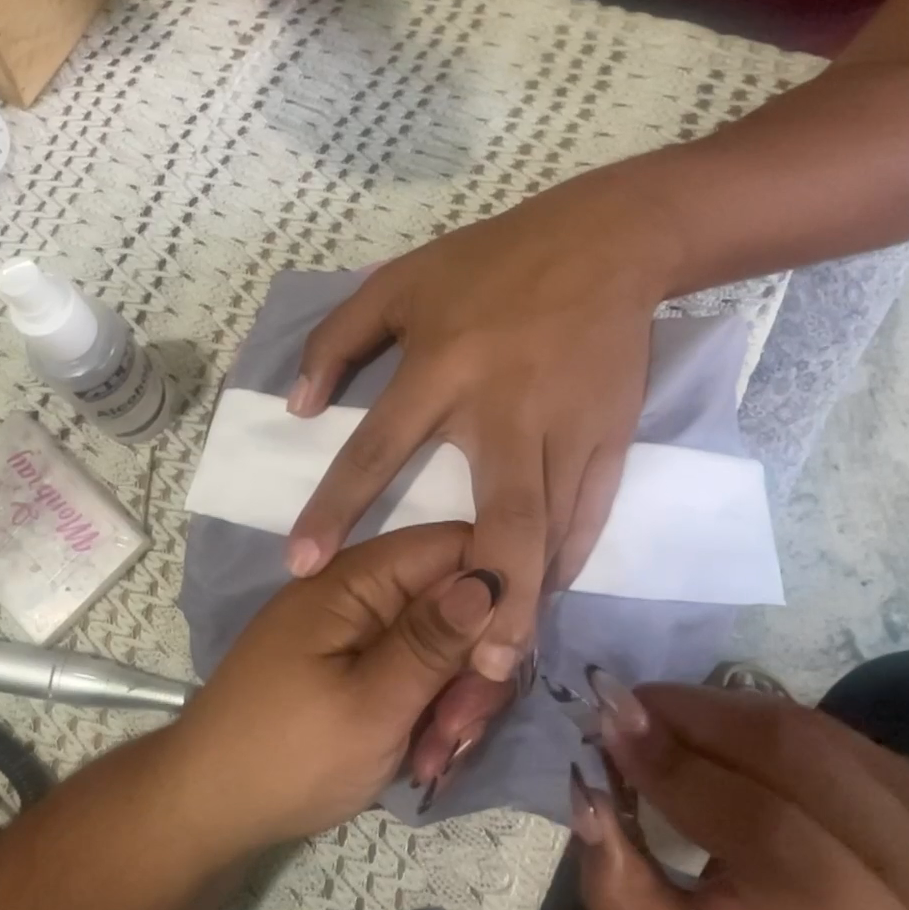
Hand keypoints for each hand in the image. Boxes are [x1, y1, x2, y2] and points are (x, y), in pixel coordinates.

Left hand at [168, 523, 500, 847]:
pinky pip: (411, 675)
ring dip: (450, 703)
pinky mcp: (352, 669)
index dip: (496, 592)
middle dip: (470, 669)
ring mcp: (353, 634)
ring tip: (433, 758)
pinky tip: (421, 759)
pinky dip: (425, 715)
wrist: (210, 806)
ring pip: (438, 648)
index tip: (502, 662)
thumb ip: (432, 641)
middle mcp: (355, 595)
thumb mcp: (372, 703)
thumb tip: (491, 576)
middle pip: (451, 603)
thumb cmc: (289, 755)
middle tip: (458, 732)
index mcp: (353, 580)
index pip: (451, 545)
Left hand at [284, 170, 677, 779]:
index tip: (299, 563)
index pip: (376, 452)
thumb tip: (297, 407)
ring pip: (553, 534)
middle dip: (484, 599)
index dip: (335, 508)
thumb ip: (336, 342)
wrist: (608, 240)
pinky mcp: (612, 440)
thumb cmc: (487, 264)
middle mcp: (503, 414)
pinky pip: (590, 515)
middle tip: (464, 668)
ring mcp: (566, 431)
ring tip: (503, 666)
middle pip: (498, 522)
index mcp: (440, 372)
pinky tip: (545, 601)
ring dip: (531, 602)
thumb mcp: (396, 283)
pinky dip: (568, 562)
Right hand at [575, 677, 908, 909]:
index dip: (664, 755)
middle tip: (632, 705)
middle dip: (694, 710)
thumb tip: (585, 783)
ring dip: (727, 709)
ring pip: (813, 729)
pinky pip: (838, 733)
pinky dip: (769, 723)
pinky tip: (733, 740)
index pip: (746, 809)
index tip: (603, 718)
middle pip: (791, 749)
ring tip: (672, 718)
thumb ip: (614, 878)